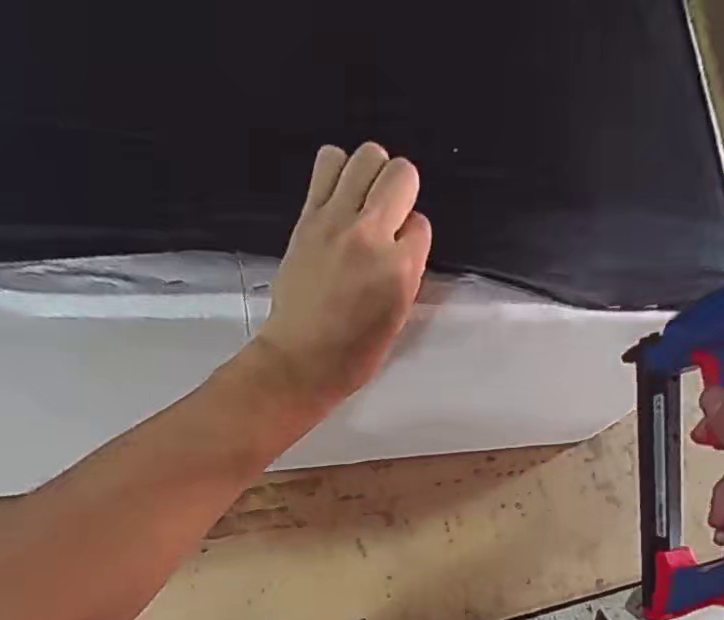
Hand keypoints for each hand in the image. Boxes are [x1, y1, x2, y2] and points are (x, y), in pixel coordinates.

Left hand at [256, 142, 433, 401]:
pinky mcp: (307, 217)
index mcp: (400, 269)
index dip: (413, 234)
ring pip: (365, 157)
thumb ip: (406, 270)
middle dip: (401, 189)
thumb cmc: (355, 351)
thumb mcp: (398, 315)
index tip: (400, 250)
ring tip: (363, 198)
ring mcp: (335, 222)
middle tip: (389, 213)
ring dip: (371, 172)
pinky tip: (338, 194)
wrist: (302, 358)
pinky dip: (338, 169)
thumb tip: (404, 241)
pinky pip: (327, 164)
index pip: (421, 223)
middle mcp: (371, 236)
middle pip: (400, 174)